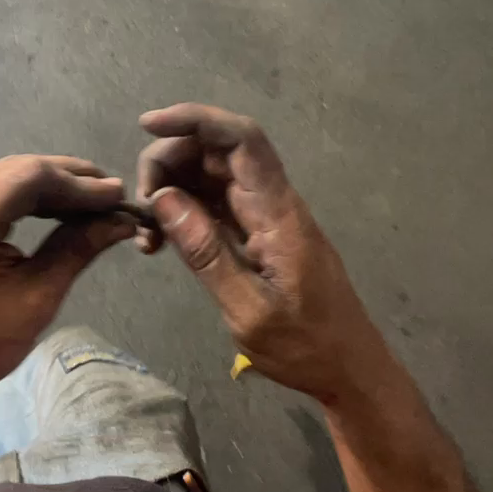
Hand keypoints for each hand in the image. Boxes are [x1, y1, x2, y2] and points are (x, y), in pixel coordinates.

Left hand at [0, 155, 136, 412]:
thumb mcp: (38, 297)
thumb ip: (77, 247)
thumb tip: (121, 219)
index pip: (30, 177)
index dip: (78, 183)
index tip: (118, 194)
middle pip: (17, 170)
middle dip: (67, 178)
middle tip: (111, 193)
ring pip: (5, 174)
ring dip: (48, 183)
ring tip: (92, 198)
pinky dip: (25, 193)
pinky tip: (55, 205)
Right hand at [136, 104, 386, 403]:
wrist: (350, 373)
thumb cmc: (307, 347)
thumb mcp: (250, 311)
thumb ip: (206, 253)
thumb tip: (162, 198)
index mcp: (277, 211)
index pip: (241, 138)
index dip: (194, 119)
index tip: (148, 125)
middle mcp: (270, 201)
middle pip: (213, 150)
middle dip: (168, 161)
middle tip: (142, 204)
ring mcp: (260, 214)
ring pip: (206, 173)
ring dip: (169, 187)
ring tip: (147, 231)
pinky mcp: (251, 230)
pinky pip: (208, 201)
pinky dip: (179, 210)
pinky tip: (160, 240)